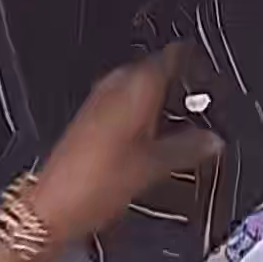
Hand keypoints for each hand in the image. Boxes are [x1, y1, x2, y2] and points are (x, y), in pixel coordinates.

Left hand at [26, 45, 222, 251]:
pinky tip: (145, 134)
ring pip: (141, 82)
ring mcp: (102, 95)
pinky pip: (124, 96)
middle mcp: (120, 80)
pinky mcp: (89, 111)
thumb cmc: (94, 182)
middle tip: (197, 102)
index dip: (198, 61)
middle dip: (180, 82)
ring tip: (174, 121)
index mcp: (141, 81)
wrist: (48, 210)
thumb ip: (191, 146)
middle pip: (160, 66)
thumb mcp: (155, 165)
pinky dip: (140, 107)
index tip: (210, 74)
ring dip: (159, 96)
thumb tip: (214, 139)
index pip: (179, 51)